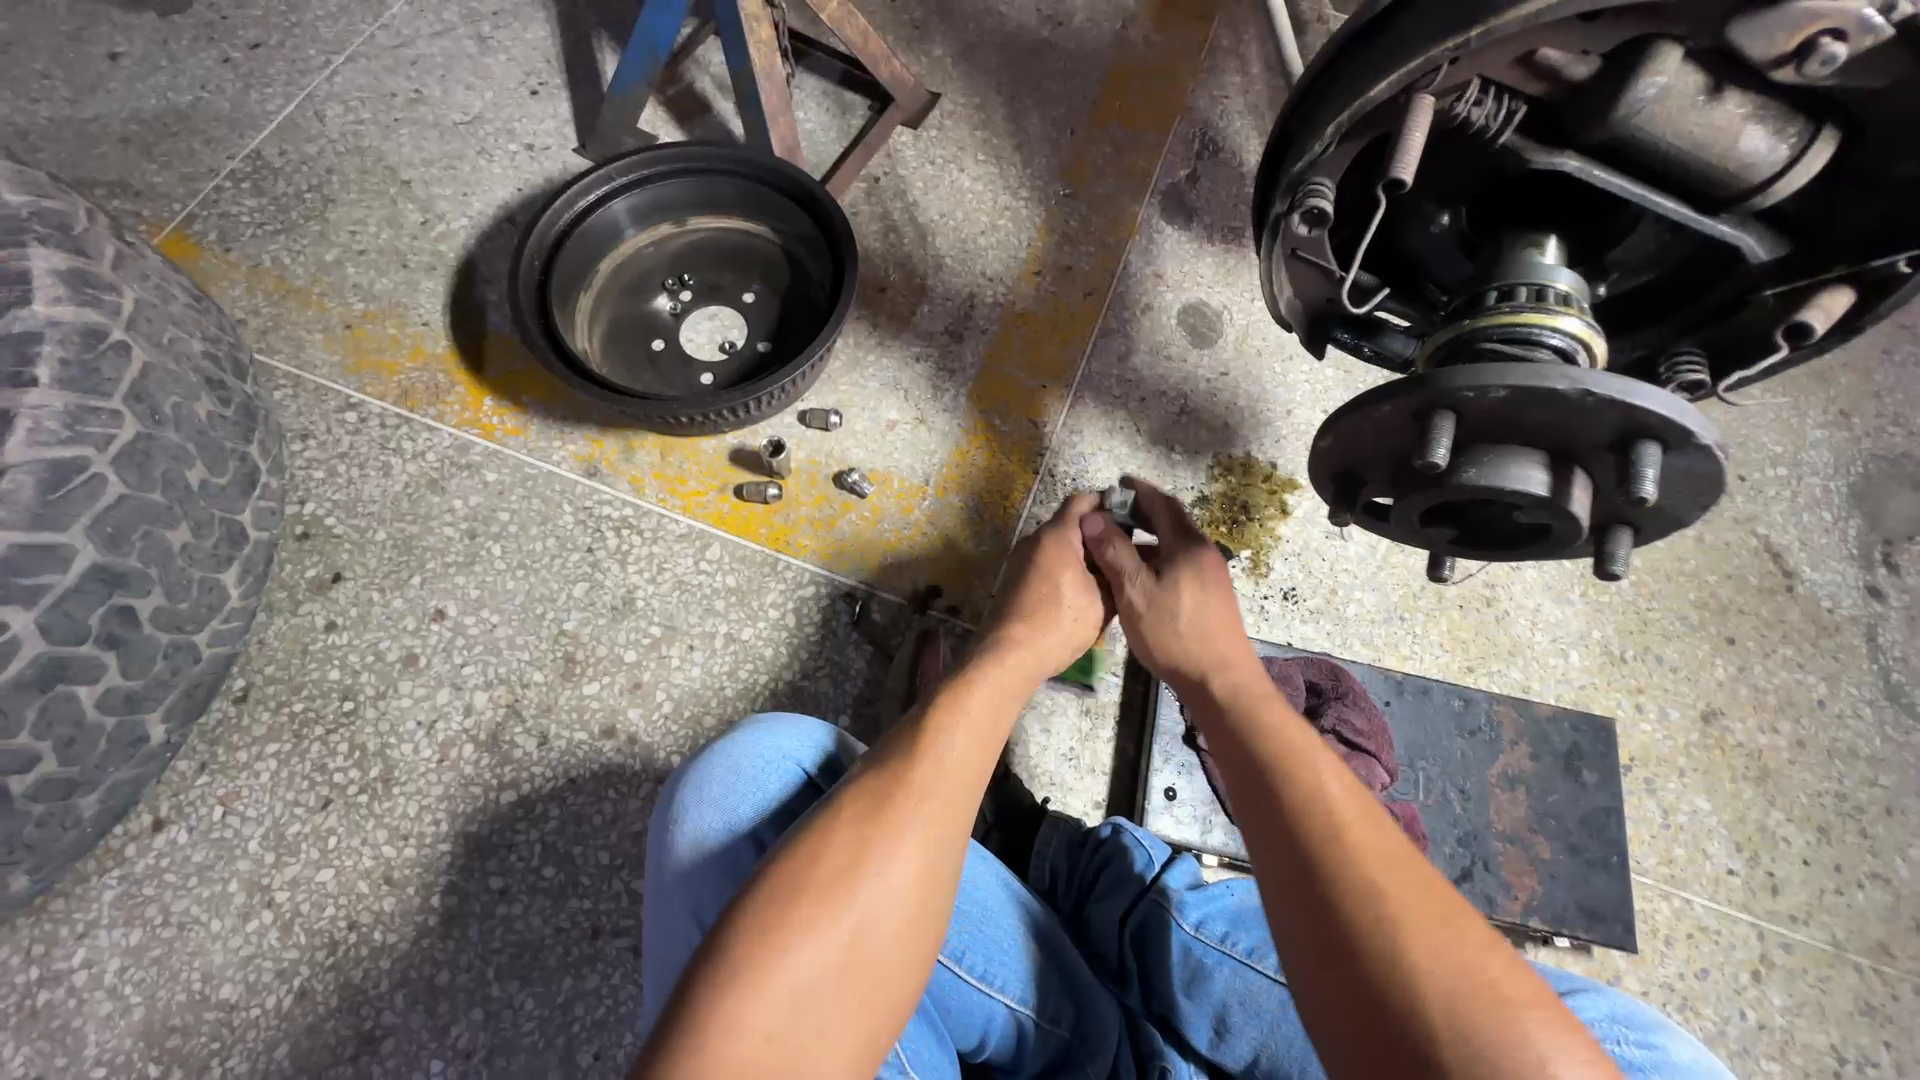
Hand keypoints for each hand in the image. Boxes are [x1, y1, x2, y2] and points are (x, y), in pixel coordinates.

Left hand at [977, 493, 1110, 682]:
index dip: (1110, 504)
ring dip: (1084, 555)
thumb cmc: (1058, 624)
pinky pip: (1048, 563)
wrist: (1008, 656)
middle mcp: (1035, 540)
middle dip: (1100, 534)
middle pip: (1071, 523)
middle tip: (1128, 551)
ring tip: (1112, 574)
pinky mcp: (1017, 579)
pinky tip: (1088, 591)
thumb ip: (1115, 574)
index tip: (1134, 519)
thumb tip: (1124, 561)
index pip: (1084, 501)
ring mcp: (1022, 559)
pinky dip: (1068, 569)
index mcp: (1056, 535)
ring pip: (1060, 546)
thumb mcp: (1101, 601)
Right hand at [1079, 478, 1260, 698]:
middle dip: (1143, 513)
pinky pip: (1182, 563)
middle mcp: (1205, 552)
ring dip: (1150, 539)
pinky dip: (1159, 558)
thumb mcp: (1135, 592)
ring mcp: (1212, 575)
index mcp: (1187, 545)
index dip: (1139, 491)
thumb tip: (1093, 518)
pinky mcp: (1213, 595)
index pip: (1162, 504)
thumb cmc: (1174, 634)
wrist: (1221, 680)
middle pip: (1172, 522)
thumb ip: (1114, 553)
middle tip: (1113, 513)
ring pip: (1176, 545)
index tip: (1117, 483)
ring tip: (1120, 545)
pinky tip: (1142, 576)